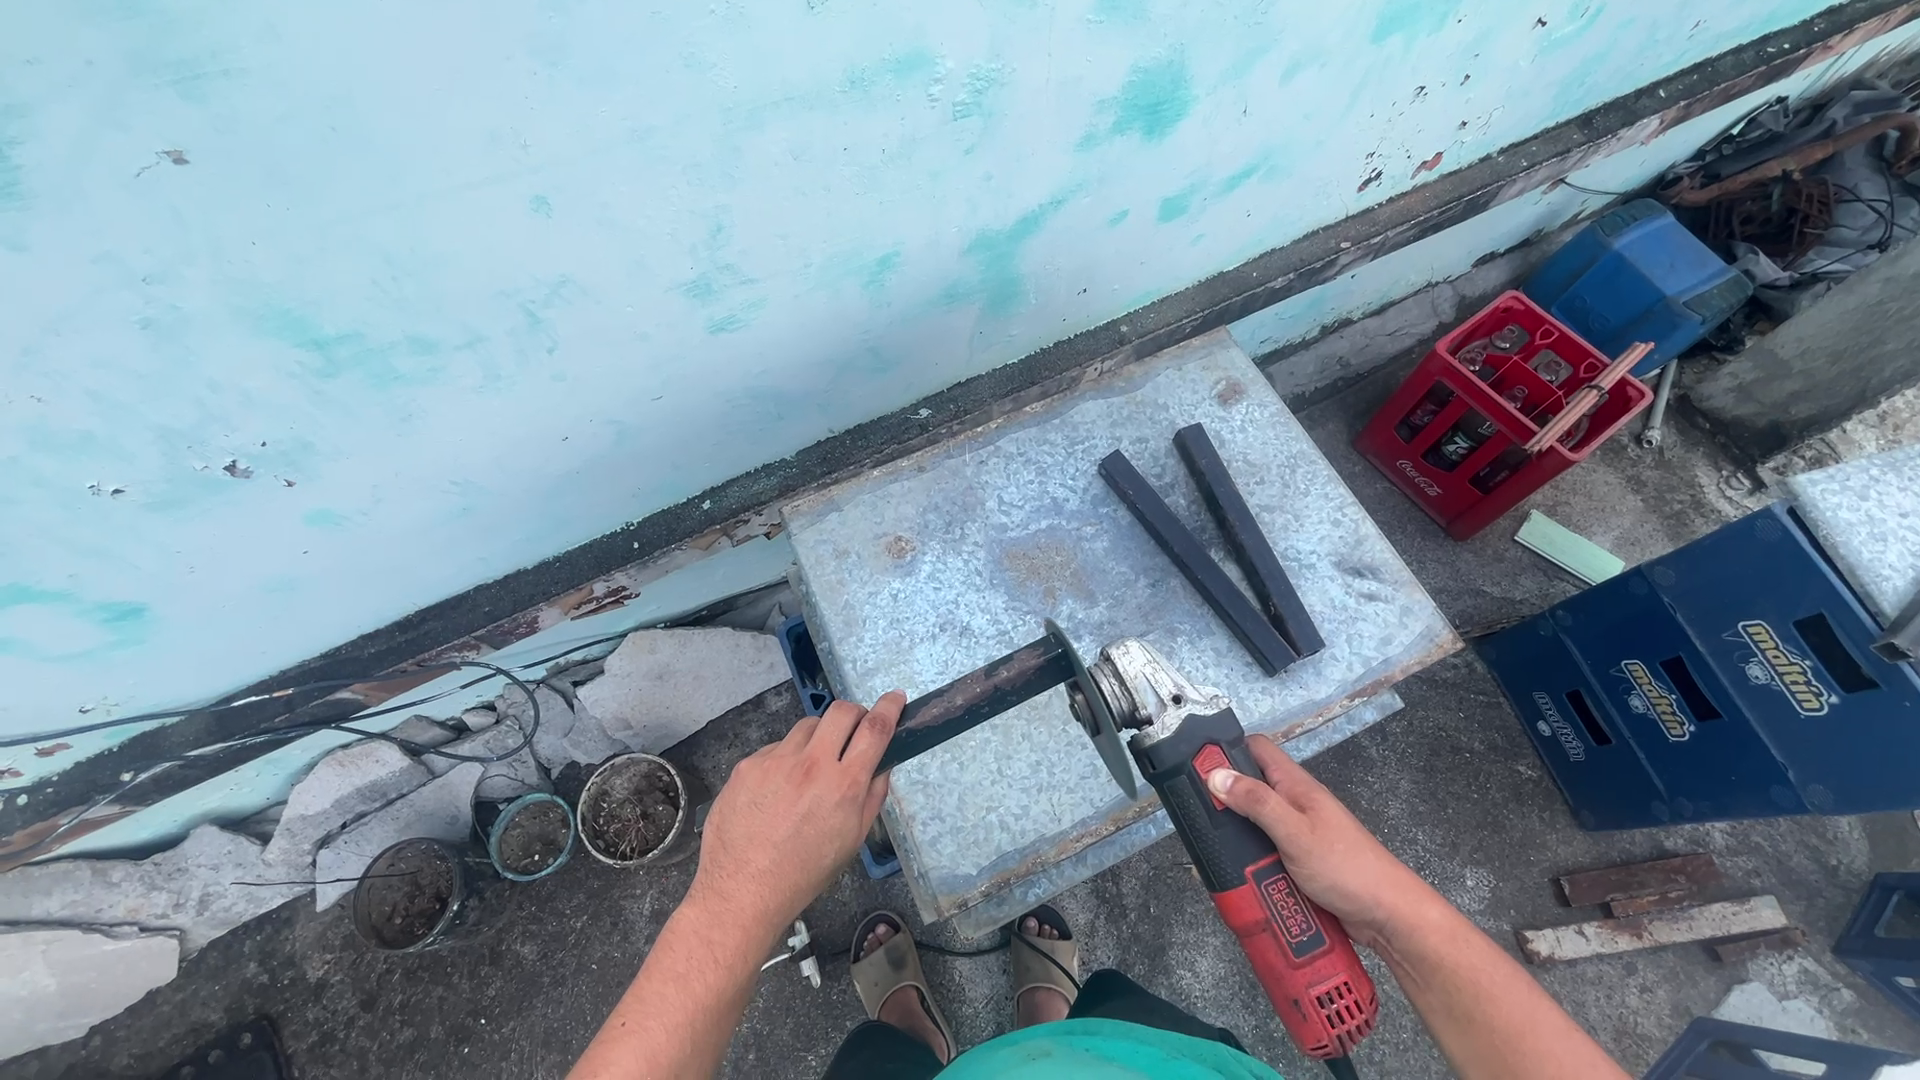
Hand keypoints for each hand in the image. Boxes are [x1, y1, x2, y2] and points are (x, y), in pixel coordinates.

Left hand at [687, 692, 902, 942]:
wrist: (742, 890)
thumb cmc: (806, 872)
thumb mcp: (853, 840)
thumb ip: (872, 795)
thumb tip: (882, 763)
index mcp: (844, 785)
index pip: (875, 729)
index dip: (889, 707)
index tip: (895, 697)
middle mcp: (811, 764)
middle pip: (841, 711)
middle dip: (855, 713)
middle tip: (854, 729)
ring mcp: (775, 760)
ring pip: (807, 726)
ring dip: (819, 737)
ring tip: (811, 768)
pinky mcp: (748, 764)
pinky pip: (776, 748)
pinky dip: (786, 759)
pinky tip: (778, 789)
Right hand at [1206, 735, 1439, 949]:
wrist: (1388, 917)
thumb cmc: (1345, 867)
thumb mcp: (1295, 832)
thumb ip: (1256, 802)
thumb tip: (1216, 774)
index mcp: (1295, 786)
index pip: (1257, 748)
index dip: (1227, 748)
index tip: (1197, 763)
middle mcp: (1294, 804)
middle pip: (1248, 790)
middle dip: (1223, 800)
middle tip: (1195, 816)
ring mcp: (1296, 835)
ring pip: (1253, 827)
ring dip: (1234, 838)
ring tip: (1207, 851)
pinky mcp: (1297, 863)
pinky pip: (1263, 856)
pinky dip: (1248, 863)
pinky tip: (1234, 877)